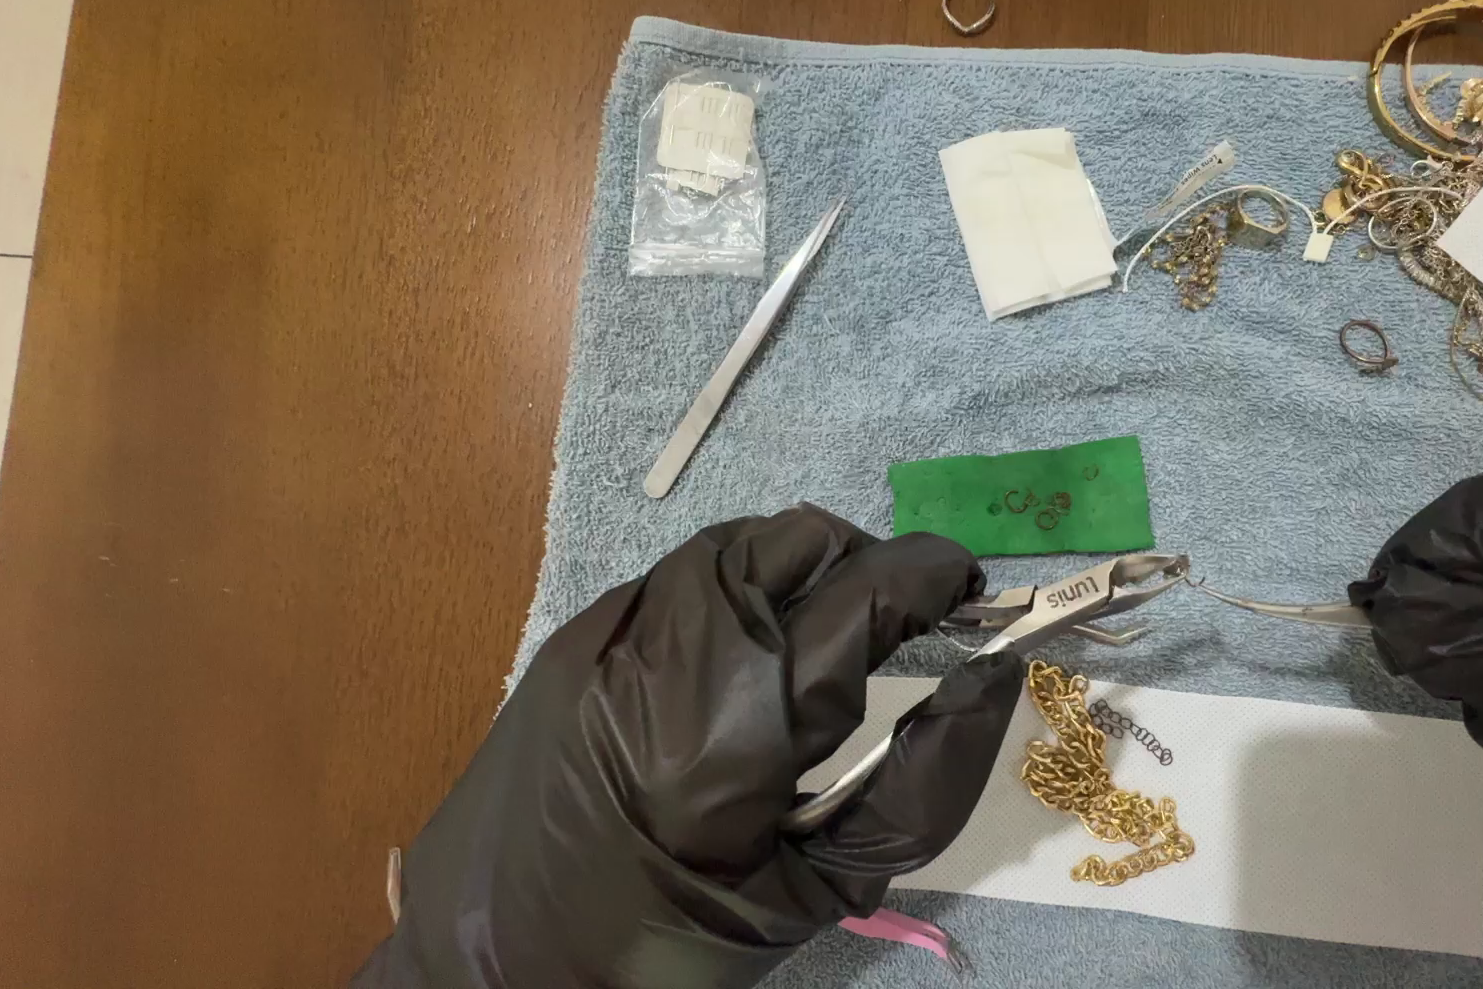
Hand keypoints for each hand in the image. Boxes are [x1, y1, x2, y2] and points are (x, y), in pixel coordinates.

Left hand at [353, 504, 1022, 988]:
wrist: (491, 975)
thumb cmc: (674, 950)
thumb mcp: (824, 891)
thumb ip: (927, 779)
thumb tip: (990, 677)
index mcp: (727, 737)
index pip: (856, 603)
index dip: (928, 574)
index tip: (970, 584)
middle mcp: (661, 654)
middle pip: (800, 540)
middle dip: (872, 559)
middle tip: (902, 610)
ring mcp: (608, 631)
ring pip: (743, 537)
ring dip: (809, 560)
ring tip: (833, 614)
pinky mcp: (578, 632)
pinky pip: (687, 569)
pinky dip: (746, 578)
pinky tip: (751, 636)